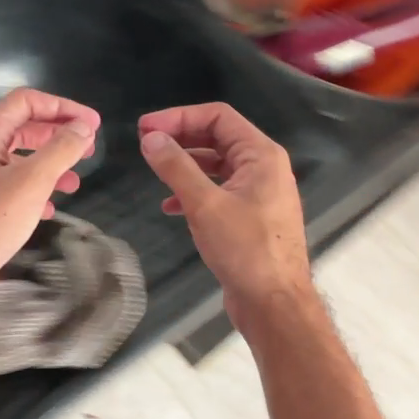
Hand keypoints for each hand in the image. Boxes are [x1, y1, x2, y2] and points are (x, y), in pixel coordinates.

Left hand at [0, 89, 99, 326]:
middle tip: (88, 149)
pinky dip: (33, 190)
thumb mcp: (32, 181)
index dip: (62, 107)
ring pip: (17, 160)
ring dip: (49, 165)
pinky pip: (9, 187)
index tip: (92, 124)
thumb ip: (61, 149)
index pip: (26, 101)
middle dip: (57, 135)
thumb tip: (83, 127)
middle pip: (22, 128)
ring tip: (75, 182)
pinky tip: (49, 208)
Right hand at [137, 103, 313, 324]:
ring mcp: (259, 193)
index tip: (145, 128)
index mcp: (261, 155)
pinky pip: (219, 191)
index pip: (218, 117)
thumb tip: (151, 139)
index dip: (179, 117)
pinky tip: (171, 206)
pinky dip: (194, 192)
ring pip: (217, 166)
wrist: (274, 302)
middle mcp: (264, 168)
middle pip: (218, 138)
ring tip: (155, 170)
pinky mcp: (251, 217)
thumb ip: (177, 168)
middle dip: (180, 138)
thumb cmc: (244, 249)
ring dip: (185, 164)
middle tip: (144, 143)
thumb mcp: (205, 205)